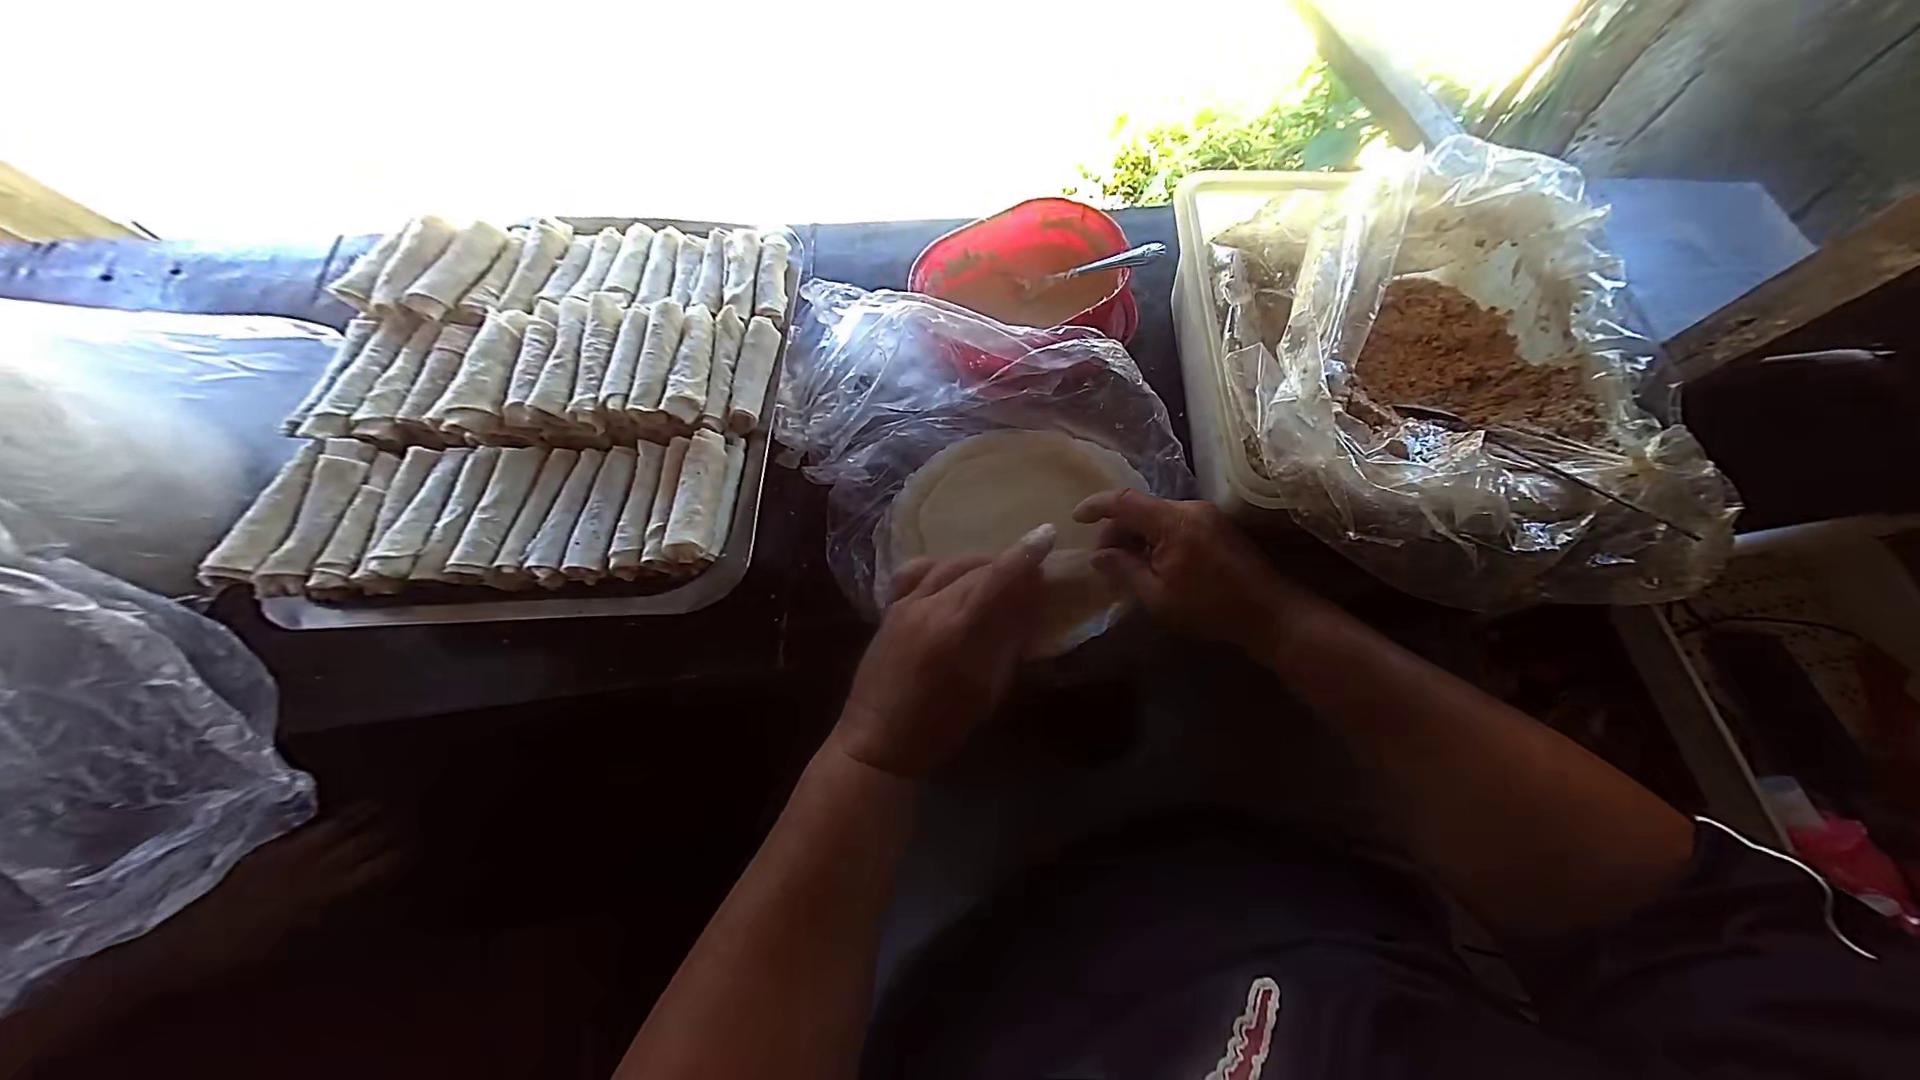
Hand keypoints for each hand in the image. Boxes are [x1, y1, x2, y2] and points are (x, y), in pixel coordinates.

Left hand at [833, 524, 1057, 778]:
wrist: (877, 741)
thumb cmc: (937, 728)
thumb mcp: (984, 692)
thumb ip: (1006, 645)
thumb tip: (1027, 612)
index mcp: (955, 629)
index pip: (996, 578)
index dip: (1024, 554)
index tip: (1047, 535)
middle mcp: (928, 606)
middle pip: (975, 570)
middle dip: (1006, 564)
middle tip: (1030, 571)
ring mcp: (904, 604)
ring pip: (947, 566)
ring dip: (977, 563)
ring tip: (997, 571)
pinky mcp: (889, 610)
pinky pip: (915, 573)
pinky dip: (940, 567)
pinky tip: (952, 574)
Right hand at [1073, 489, 1318, 656]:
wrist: (1269, 614)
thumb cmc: (1209, 608)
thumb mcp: (1157, 595)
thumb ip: (1123, 570)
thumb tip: (1098, 556)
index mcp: (1173, 522)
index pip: (1124, 501)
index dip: (1096, 506)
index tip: (1077, 518)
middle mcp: (1190, 509)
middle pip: (1140, 508)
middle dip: (1116, 530)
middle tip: (1102, 560)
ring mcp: (1206, 515)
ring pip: (1157, 516)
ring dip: (1136, 535)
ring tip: (1124, 565)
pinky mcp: (1216, 526)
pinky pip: (1175, 523)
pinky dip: (1155, 538)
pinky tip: (1150, 562)